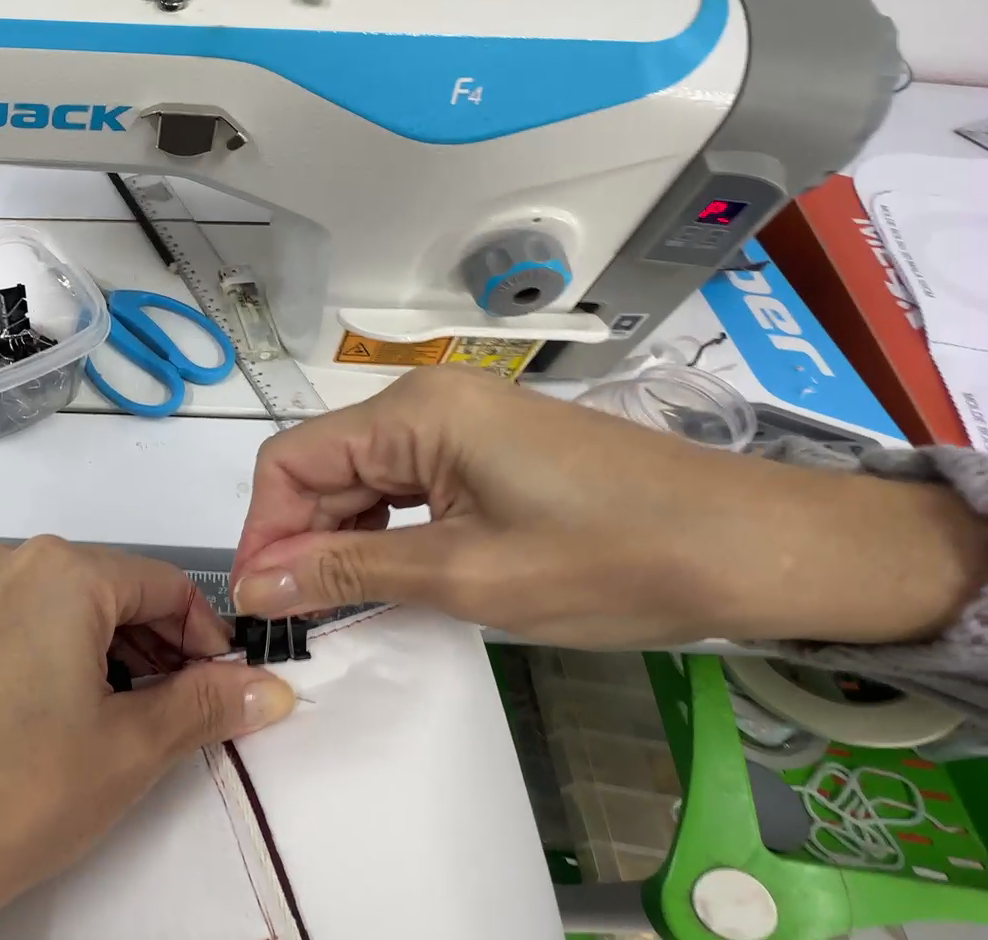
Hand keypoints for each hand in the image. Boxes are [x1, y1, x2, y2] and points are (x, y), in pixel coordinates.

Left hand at [0, 537, 296, 939]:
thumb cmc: (4, 795)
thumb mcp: (127, 750)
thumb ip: (204, 705)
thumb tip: (265, 687)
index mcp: (60, 571)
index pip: (166, 583)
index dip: (206, 638)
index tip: (223, 687)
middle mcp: (8, 563)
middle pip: (112, 590)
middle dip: (156, 649)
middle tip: (178, 714)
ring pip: (63, 607)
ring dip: (107, 655)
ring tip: (119, 723)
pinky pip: (17, 623)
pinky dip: (55, 657)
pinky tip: (57, 717)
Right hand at [232, 365, 985, 648]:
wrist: (764, 550)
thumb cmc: (612, 559)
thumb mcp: (463, 574)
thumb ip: (345, 574)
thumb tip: (254, 587)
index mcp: (411, 414)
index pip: (291, 461)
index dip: (263, 530)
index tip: (259, 599)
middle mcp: (422, 403)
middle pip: (321, 468)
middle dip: (299, 539)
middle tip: (295, 615)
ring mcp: (453, 423)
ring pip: (357, 479)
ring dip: (337, 538)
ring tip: (336, 601)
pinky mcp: (479, 448)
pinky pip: (400, 486)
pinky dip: (379, 531)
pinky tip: (384, 574)